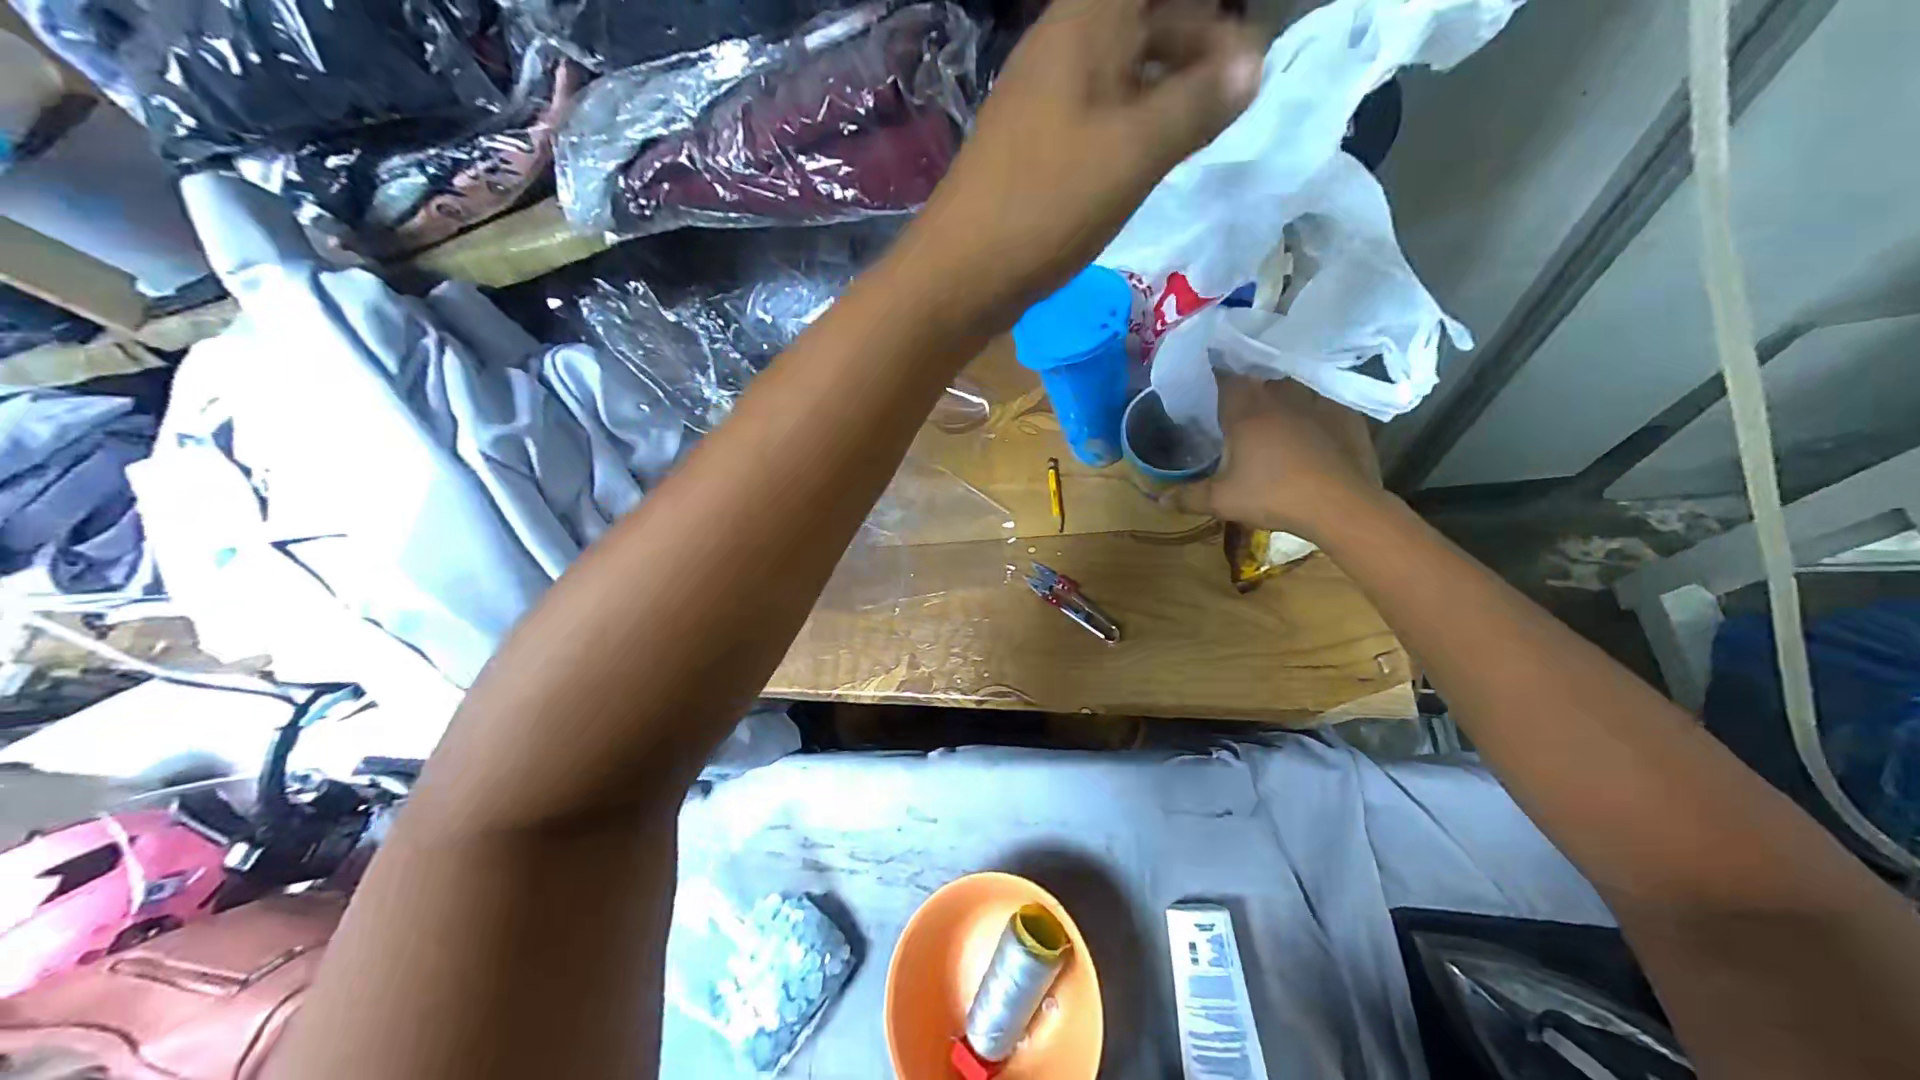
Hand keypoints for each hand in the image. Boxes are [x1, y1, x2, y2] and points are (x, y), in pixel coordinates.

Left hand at [895, 0, 1263, 329]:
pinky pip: (1097, 108)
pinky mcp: (1034, 142)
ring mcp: (1042, 95)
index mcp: (1086, 22)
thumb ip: (1198, 102)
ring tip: (1206, 121)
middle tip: (1238, 84)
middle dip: (1196, 39)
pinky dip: (1133, 117)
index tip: (1235, 47)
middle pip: (1142, 16)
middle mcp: (1060, 45)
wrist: (962, 272)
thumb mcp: (1136, 151)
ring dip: (1167, 82)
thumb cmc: (1048, 203)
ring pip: (1120, 66)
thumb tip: (1254, 61)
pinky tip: (1152, 152)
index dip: (1199, 16)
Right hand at [1169, 375, 1386, 539]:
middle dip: (1245, 385)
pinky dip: (1311, 408)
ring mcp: (1315, 400)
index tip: (1205, 381)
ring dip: (1279, 393)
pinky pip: (1321, 401)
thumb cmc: (1274, 496)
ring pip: (1290, 385)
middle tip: (1235, 400)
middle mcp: (1278, 395)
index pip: (1222, 376)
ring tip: (1271, 409)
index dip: (1212, 375)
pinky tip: (1310, 426)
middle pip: (1257, 377)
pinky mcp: (1344, 413)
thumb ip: (1188, 497)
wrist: (1341, 505)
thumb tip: (1158, 500)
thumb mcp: (1222, 501)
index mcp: (1244, 409)